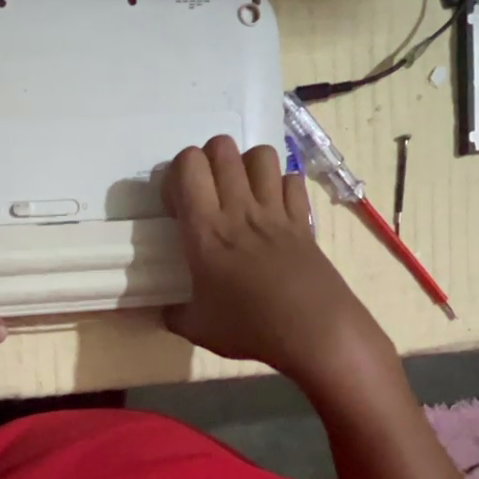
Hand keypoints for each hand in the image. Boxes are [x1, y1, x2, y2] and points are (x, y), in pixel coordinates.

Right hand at [163, 136, 387, 388]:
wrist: (313, 331)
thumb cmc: (249, 328)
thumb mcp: (198, 329)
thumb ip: (175, 315)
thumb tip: (164, 312)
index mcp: (205, 231)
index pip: (187, 166)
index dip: (175, 176)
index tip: (175, 205)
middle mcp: (239, 209)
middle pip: (221, 148)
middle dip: (207, 161)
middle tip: (205, 193)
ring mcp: (275, 211)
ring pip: (260, 154)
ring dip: (245, 165)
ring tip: (240, 193)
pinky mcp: (303, 219)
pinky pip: (292, 180)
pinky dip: (281, 185)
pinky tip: (274, 208)